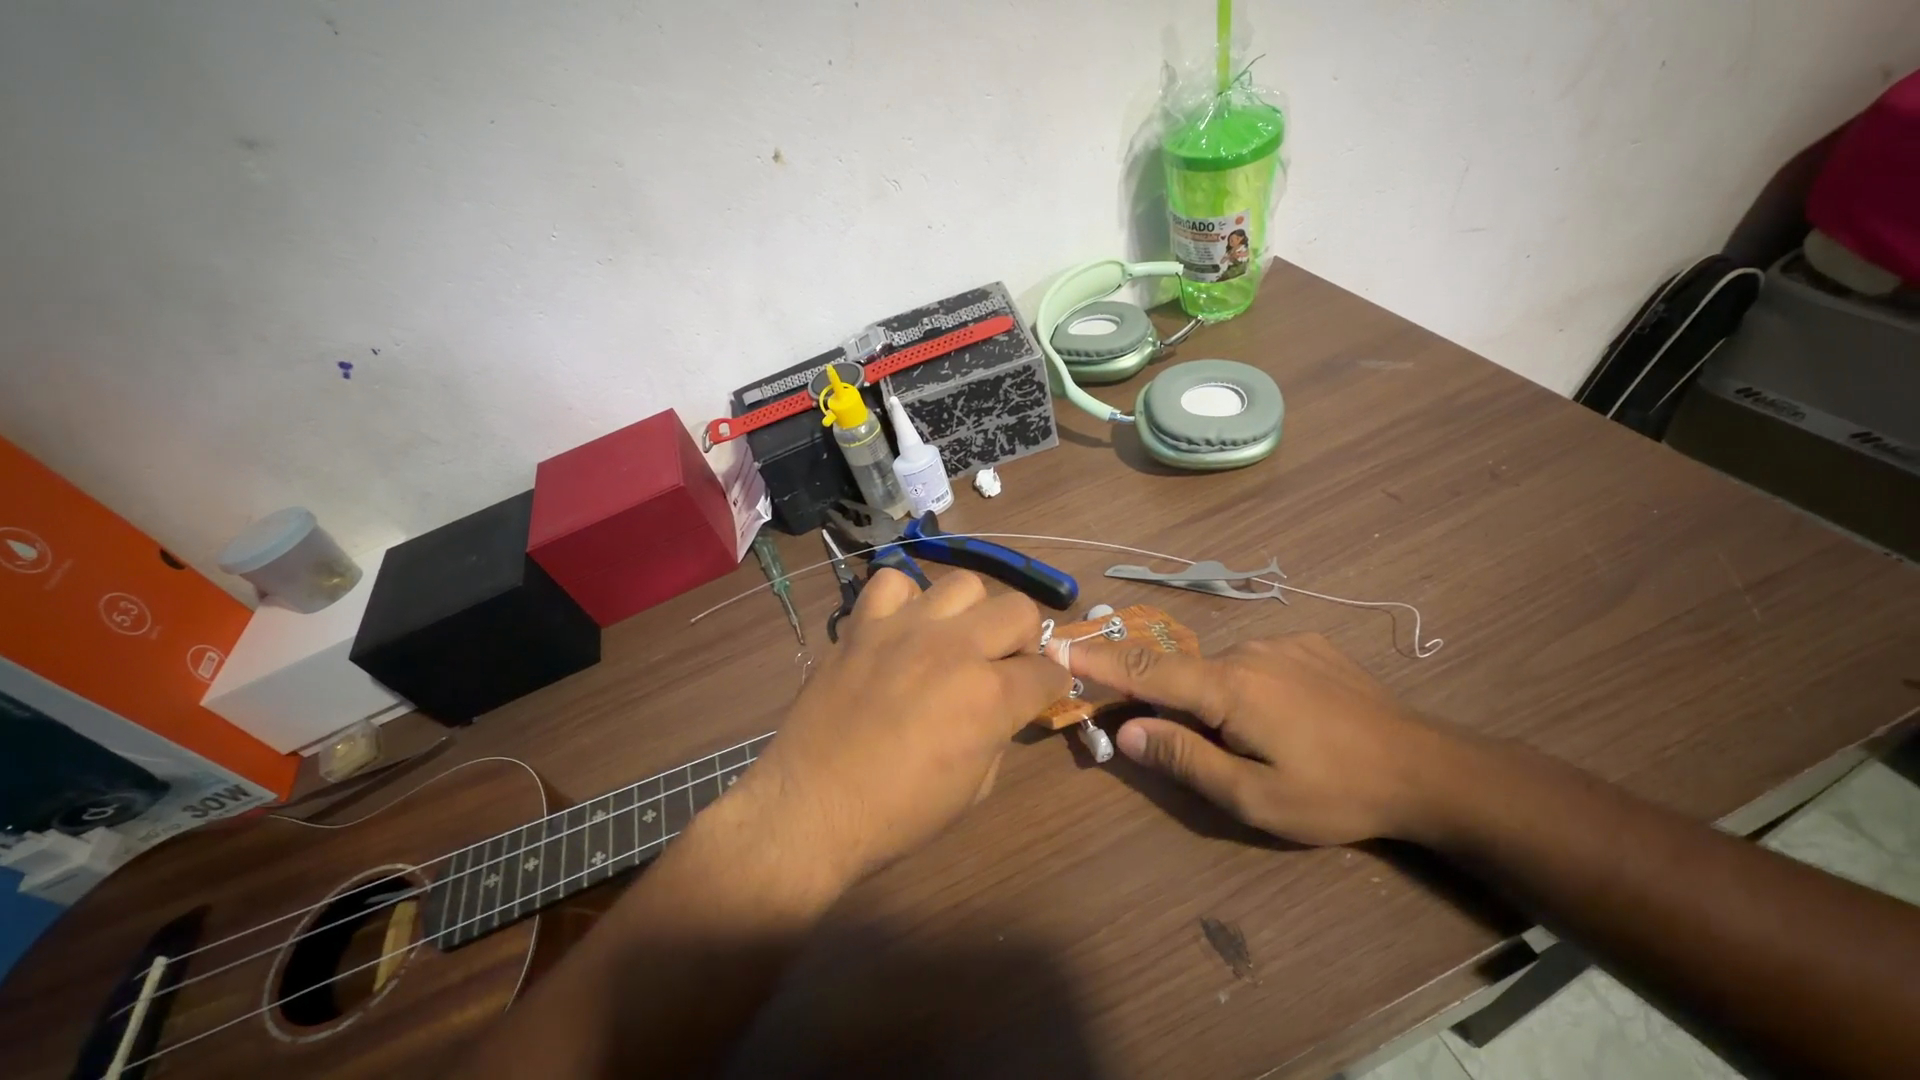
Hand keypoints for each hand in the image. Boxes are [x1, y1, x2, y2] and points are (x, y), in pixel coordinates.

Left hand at [734, 569, 1069, 883]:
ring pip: (964, 584)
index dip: (1050, 686)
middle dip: (1023, 641)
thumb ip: (1000, 732)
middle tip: (1001, 668)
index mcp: (990, 696)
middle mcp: (955, 648)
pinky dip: (906, 601)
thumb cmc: (899, 814)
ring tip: (953, 643)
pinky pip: (894, 582)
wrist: (812, 808)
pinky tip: (903, 631)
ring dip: (971, 614)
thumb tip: (1005, 707)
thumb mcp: (976, 788)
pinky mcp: (863, 625)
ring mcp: (906, 629)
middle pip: (1020, 609)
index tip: (1040, 695)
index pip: (1048, 671)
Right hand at [1066, 633, 1450, 845]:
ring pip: (1220, 668)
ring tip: (1255, 745)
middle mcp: (1248, 651)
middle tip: (1180, 745)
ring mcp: (1281, 643)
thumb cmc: (1336, 793)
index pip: (1146, 669)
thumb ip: (1187, 759)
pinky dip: (1245, 687)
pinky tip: (1285, 720)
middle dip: (1164, 701)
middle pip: (1182, 672)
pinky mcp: (1308, 645)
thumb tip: (1129, 729)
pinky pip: (1254, 662)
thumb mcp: (1256, 799)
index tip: (1056, 646)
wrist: (1430, 768)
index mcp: (1229, 688)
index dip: (1098, 659)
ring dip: (1212, 699)